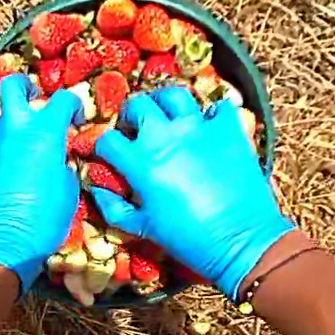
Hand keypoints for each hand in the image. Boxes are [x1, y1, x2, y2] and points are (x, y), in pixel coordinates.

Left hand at [0, 74, 83, 287]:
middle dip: (25, 85)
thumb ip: (65, 166)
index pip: (62, 100)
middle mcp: (15, 133)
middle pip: (12, 87)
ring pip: (2, 119)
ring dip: (16, 122)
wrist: (3, 243)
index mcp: (43, 132)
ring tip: (32, 140)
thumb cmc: (45, 218)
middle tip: (38, 97)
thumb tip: (60, 161)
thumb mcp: (69, 191)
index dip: (74, 103)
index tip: (78, 118)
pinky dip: (10, 151)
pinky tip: (21, 170)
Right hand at [90, 86, 293, 300]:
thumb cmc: (184, 237)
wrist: (239, 239)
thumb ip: (112, 207)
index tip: (108, 154)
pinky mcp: (229, 128)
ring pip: (174, 95)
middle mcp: (166, 136)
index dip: (102, 145)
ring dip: (163, 104)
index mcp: (140, 161)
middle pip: (137, 105)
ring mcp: (200, 127)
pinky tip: (205, 126)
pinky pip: (217, 107)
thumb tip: (95, 189)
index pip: (108, 139)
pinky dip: (209, 113)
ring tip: (165, 118)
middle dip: (130, 116)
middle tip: (134, 130)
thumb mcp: (140, 227)